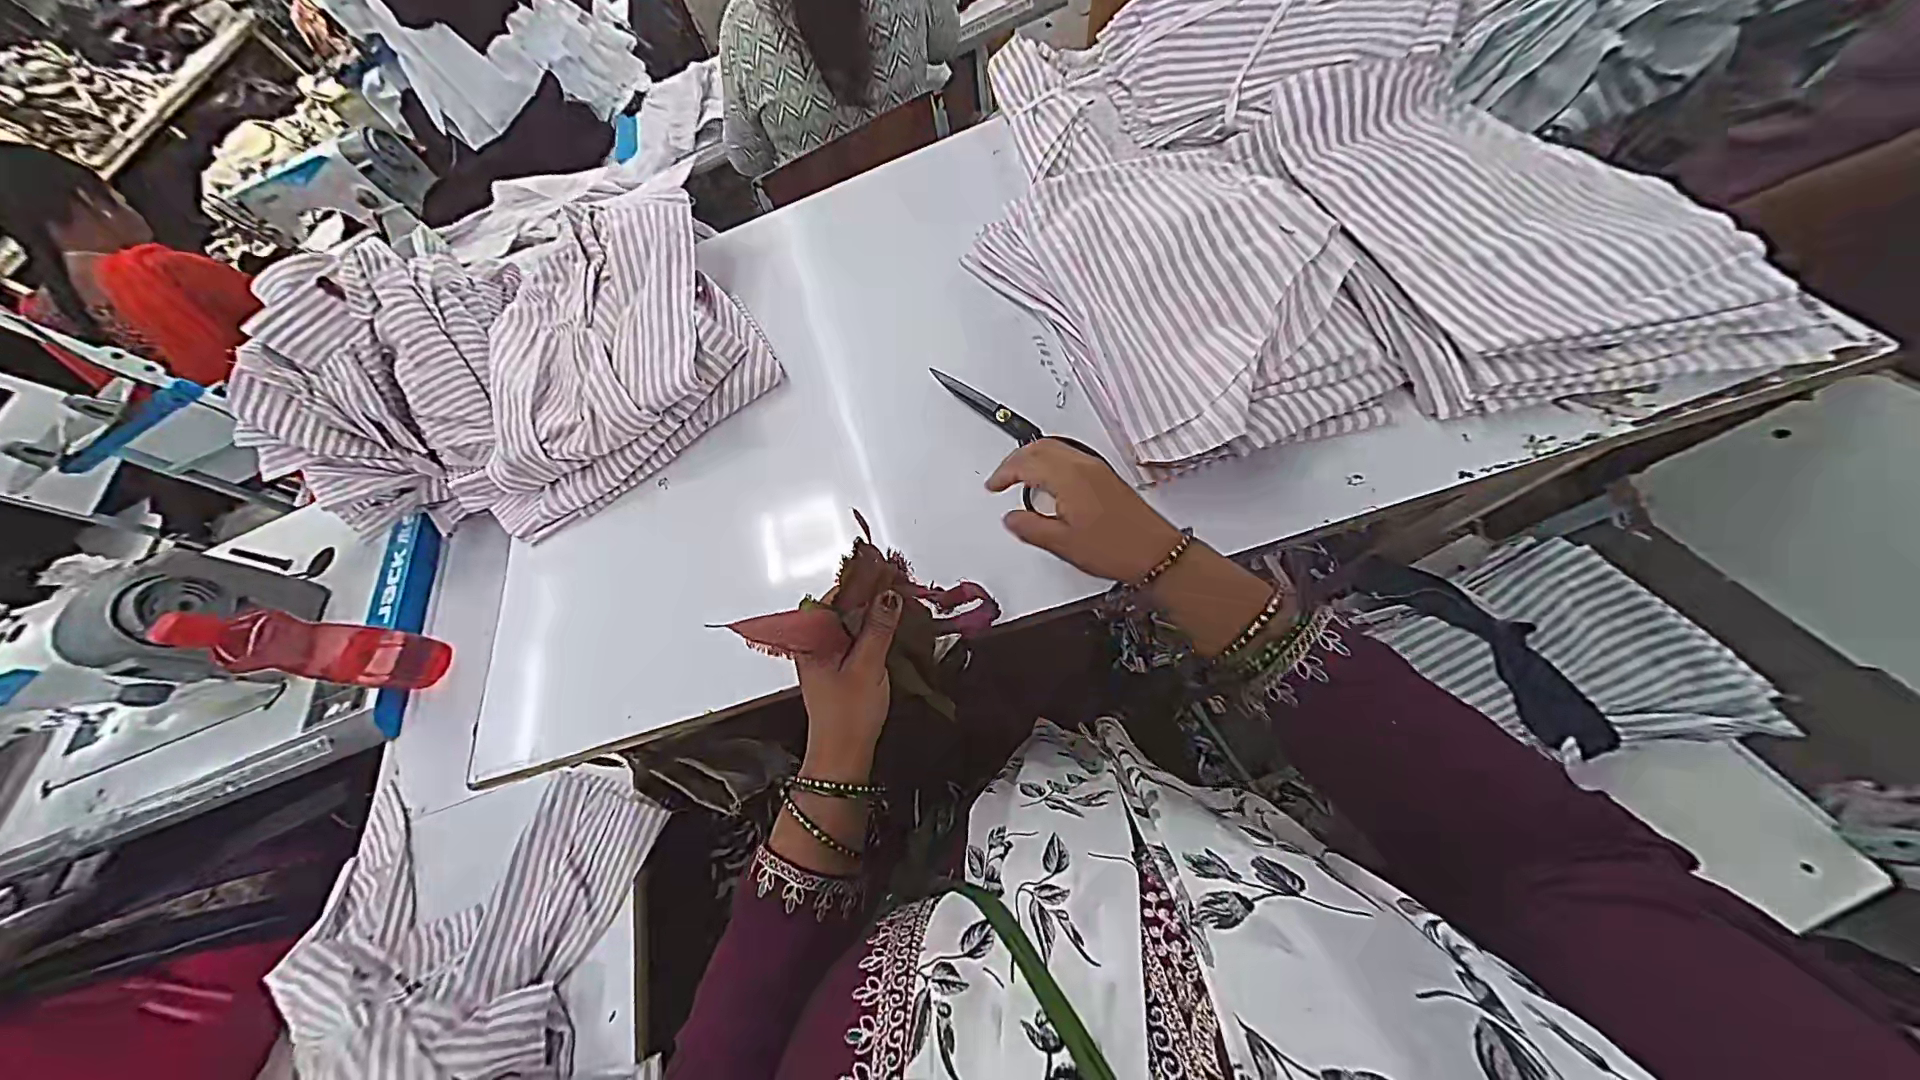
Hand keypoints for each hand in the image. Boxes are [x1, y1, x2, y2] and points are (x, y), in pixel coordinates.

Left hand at [794, 589, 902, 777]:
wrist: (843, 754)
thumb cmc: (846, 717)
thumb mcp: (867, 666)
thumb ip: (878, 628)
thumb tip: (887, 597)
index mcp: (813, 639)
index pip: (835, 595)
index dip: (861, 580)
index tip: (883, 568)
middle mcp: (816, 642)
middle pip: (843, 604)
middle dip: (870, 590)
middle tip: (896, 578)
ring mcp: (827, 652)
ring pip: (851, 618)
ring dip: (873, 607)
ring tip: (897, 595)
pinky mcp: (840, 663)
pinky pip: (856, 633)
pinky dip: (874, 624)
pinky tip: (890, 621)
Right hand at [986, 439, 1183, 582]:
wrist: (1155, 553)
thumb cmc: (1117, 548)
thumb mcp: (1062, 543)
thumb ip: (1030, 527)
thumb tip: (1011, 518)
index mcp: (1069, 478)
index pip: (1026, 463)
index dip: (1004, 473)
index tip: (994, 485)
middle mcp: (1084, 466)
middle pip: (1040, 447)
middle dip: (1015, 460)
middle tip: (1001, 478)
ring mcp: (1097, 469)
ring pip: (1056, 447)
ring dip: (1032, 457)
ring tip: (1019, 478)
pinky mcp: (1105, 476)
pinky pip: (1070, 457)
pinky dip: (1050, 462)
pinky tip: (1047, 483)